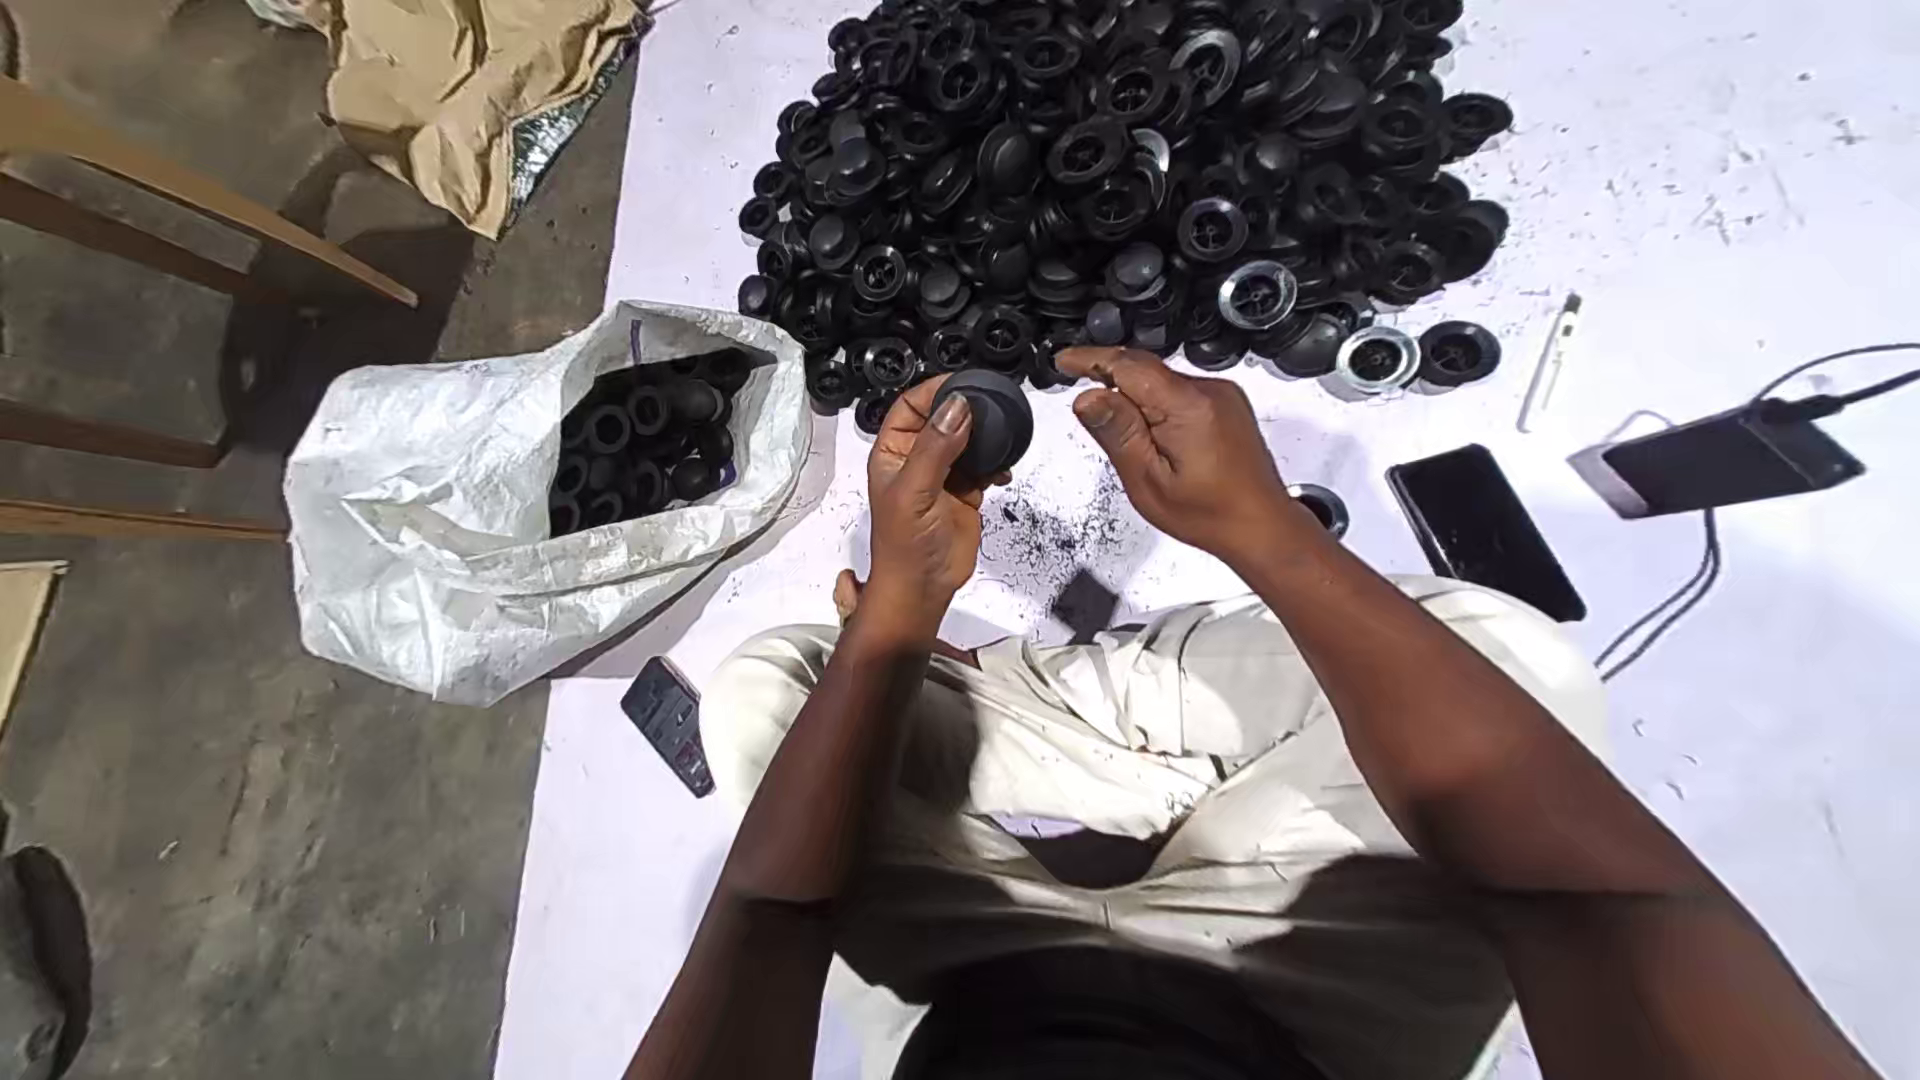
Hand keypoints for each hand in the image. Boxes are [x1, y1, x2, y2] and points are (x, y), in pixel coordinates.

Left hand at [862, 375, 992, 635]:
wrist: (924, 587)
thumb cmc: (904, 546)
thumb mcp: (914, 491)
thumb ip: (935, 448)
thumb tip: (957, 408)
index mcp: (893, 452)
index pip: (911, 406)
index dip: (934, 391)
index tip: (963, 385)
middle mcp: (917, 459)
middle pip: (942, 417)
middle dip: (965, 409)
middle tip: (989, 403)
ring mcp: (943, 475)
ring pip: (966, 439)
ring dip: (984, 435)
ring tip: (1000, 432)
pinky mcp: (965, 491)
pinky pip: (983, 465)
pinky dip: (996, 463)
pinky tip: (1001, 469)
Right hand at [1057, 346, 1314, 567]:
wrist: (1258, 525)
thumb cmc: (1209, 513)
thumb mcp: (1147, 480)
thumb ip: (1117, 433)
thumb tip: (1087, 398)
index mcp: (1187, 407)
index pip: (1127, 365)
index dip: (1090, 358)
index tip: (1064, 360)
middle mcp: (1209, 392)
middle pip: (1143, 368)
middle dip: (1106, 375)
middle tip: (1081, 398)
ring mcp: (1220, 395)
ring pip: (1159, 379)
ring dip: (1130, 394)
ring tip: (1119, 433)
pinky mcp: (1224, 404)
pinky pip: (1177, 390)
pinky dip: (1153, 402)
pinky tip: (1147, 431)